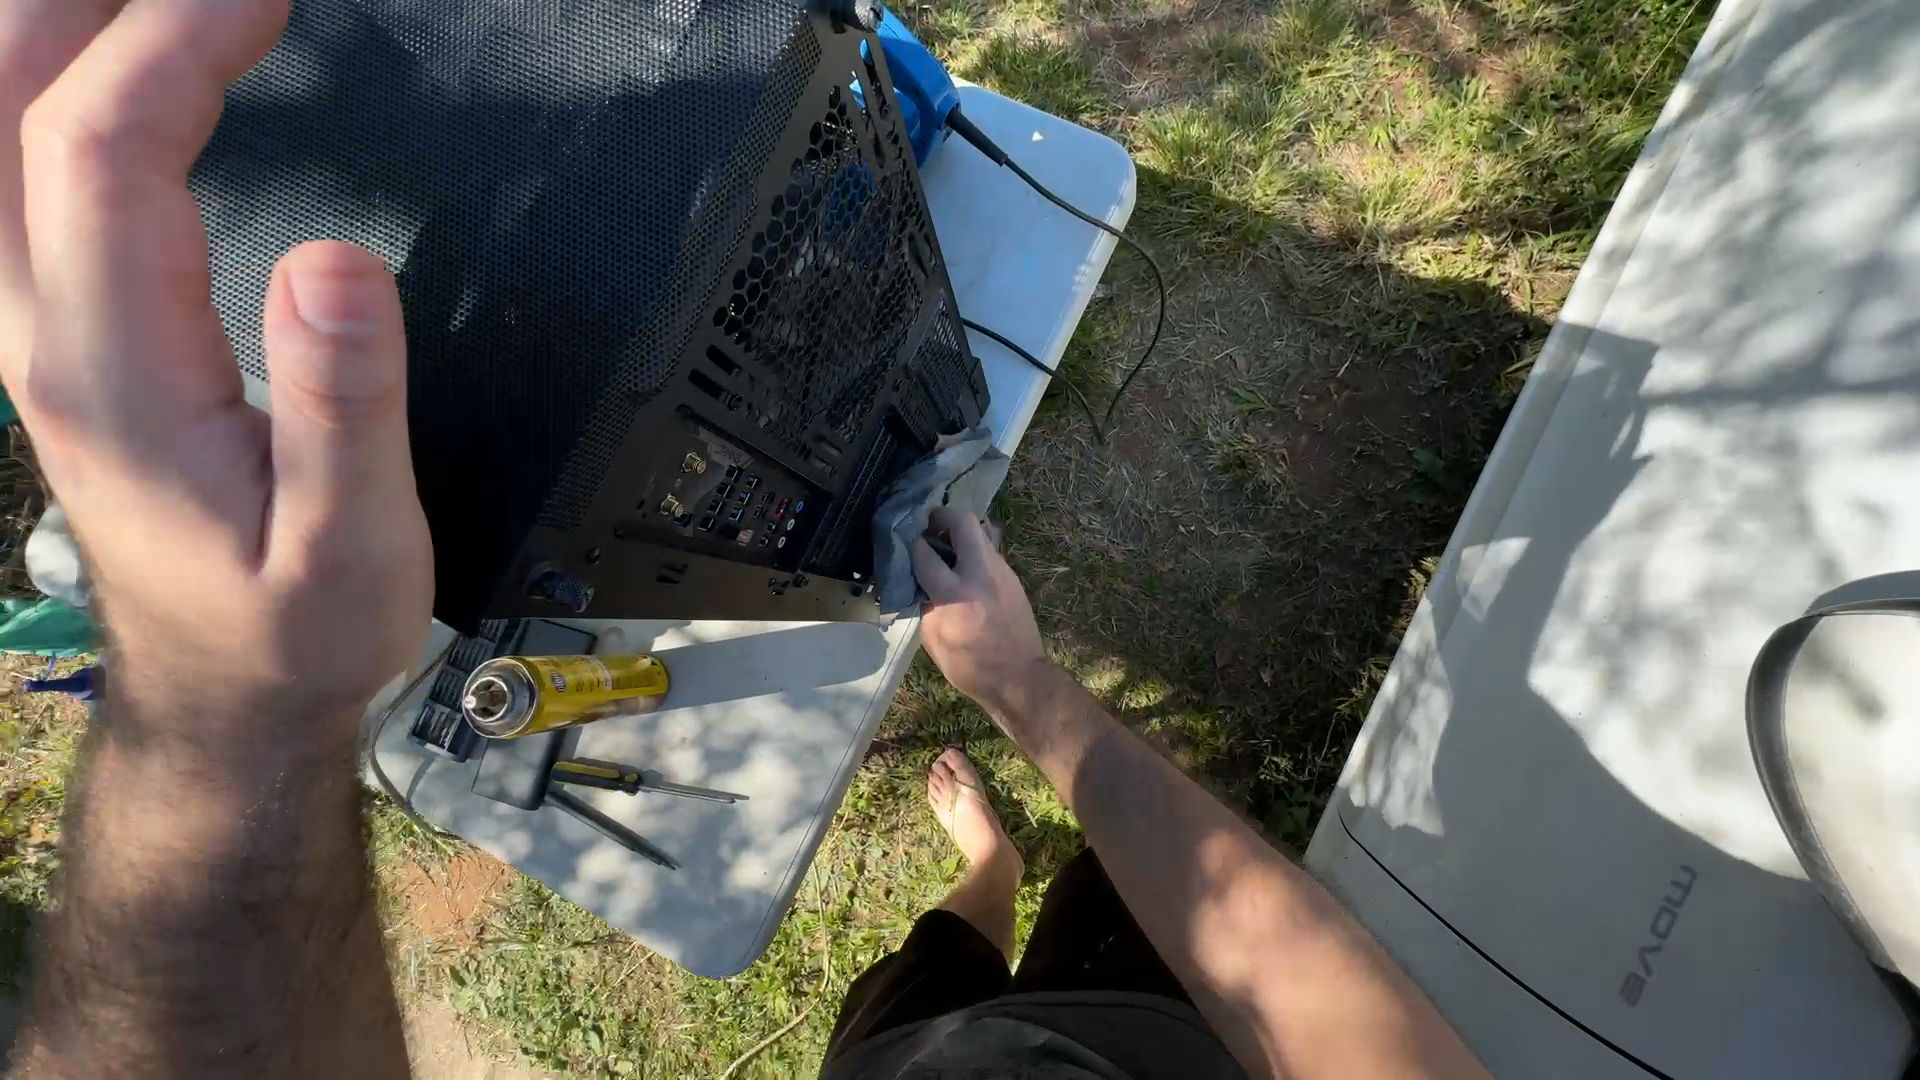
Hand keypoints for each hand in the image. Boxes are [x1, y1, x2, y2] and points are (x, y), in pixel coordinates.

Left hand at [0, 1, 430, 752]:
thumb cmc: (305, 625)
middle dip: (78, 13)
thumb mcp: (354, 536)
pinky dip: (48, 114)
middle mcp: (42, 338)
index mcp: (118, 374)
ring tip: (146, 5)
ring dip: (42, 46)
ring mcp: (40, 344)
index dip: (168, 57)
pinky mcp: (72, 357)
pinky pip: (13, 195)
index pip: (101, 163)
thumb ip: (346, 405)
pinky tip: (102, 97)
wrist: (239, 691)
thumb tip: (340, 262)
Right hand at [910, 507, 1048, 710]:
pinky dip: (973, 552)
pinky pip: (989, 552)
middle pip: (963, 521)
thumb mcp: (934, 639)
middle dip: (942, 517)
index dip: (911, 545)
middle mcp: (980, 574)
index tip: (904, 544)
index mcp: (954, 594)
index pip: (925, 553)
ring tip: (946, 549)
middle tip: (930, 528)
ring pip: (981, 532)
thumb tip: (919, 582)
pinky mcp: (1012, 577)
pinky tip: (965, 570)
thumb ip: (925, 603)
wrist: (1018, 677)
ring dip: (960, 534)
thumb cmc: (969, 666)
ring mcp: (1001, 572)